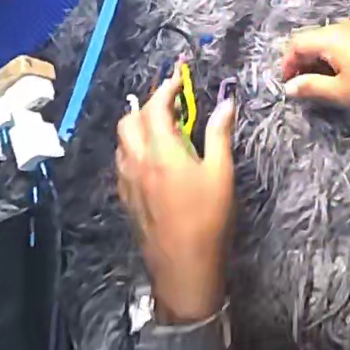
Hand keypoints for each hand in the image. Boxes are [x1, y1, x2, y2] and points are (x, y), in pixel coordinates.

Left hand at [116, 75, 236, 323]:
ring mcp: (128, 182)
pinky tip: (154, 159)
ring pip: (122, 141)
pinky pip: (123, 162)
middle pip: (130, 120)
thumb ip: (219, 134)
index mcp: (162, 152)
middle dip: (148, 105)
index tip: (179, 81)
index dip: (165, 89)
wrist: (184, 269)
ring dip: (138, 126)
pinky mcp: (127, 199)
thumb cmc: (208, 219)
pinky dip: (134, 148)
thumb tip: (226, 103)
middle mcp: (138, 162)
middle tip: (173, 106)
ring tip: (164, 129)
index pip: (154, 108)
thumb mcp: (221, 174)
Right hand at [279, 18, 349, 114]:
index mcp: (334, 36)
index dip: (287, 63)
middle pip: (314, 38)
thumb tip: (289, 87)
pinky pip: (348, 39)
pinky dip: (339, 54)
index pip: (297, 42)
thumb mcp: (343, 93)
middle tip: (306, 86)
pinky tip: (348, 72)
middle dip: (304, 61)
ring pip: (331, 38)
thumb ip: (312, 88)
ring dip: (322, 58)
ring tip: (327, 82)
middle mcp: (347, 24)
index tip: (288, 85)